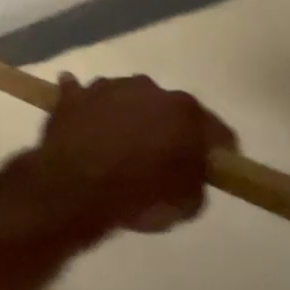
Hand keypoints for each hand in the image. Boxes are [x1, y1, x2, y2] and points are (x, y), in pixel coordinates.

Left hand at [30, 74, 236, 233]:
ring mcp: (106, 87)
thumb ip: (196, 177)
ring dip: (126, 115)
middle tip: (160, 156)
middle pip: (167, 109)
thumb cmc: (141, 194)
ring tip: (118, 143)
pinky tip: (82, 113)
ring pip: (126, 98)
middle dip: (167, 128)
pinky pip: (80, 92)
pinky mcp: (72, 94)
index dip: (216, 151)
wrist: (76, 185)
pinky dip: (84, 102)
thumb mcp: (189, 202)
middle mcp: (147, 88)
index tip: (211, 167)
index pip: (215, 131)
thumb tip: (187, 170)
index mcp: (185, 111)